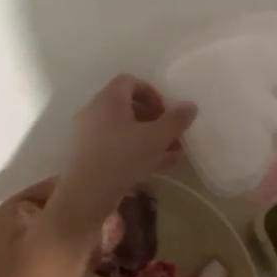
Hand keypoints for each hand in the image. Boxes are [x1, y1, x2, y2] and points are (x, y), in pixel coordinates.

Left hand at [50, 75, 196, 232]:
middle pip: (128, 106)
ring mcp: (90, 135)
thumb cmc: (122, 157)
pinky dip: (137, 151)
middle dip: (155, 120)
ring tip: (173, 154)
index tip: (166, 112)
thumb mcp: (156, 137)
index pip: (130, 81)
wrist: (86, 195)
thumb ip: (175, 120)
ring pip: (125, 130)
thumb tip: (190, 106)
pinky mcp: (90, 156)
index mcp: (109, 99)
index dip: (152, 93)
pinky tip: (159, 166)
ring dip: (150, 138)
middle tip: (172, 134)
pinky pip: (118, 146)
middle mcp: (96, 111)